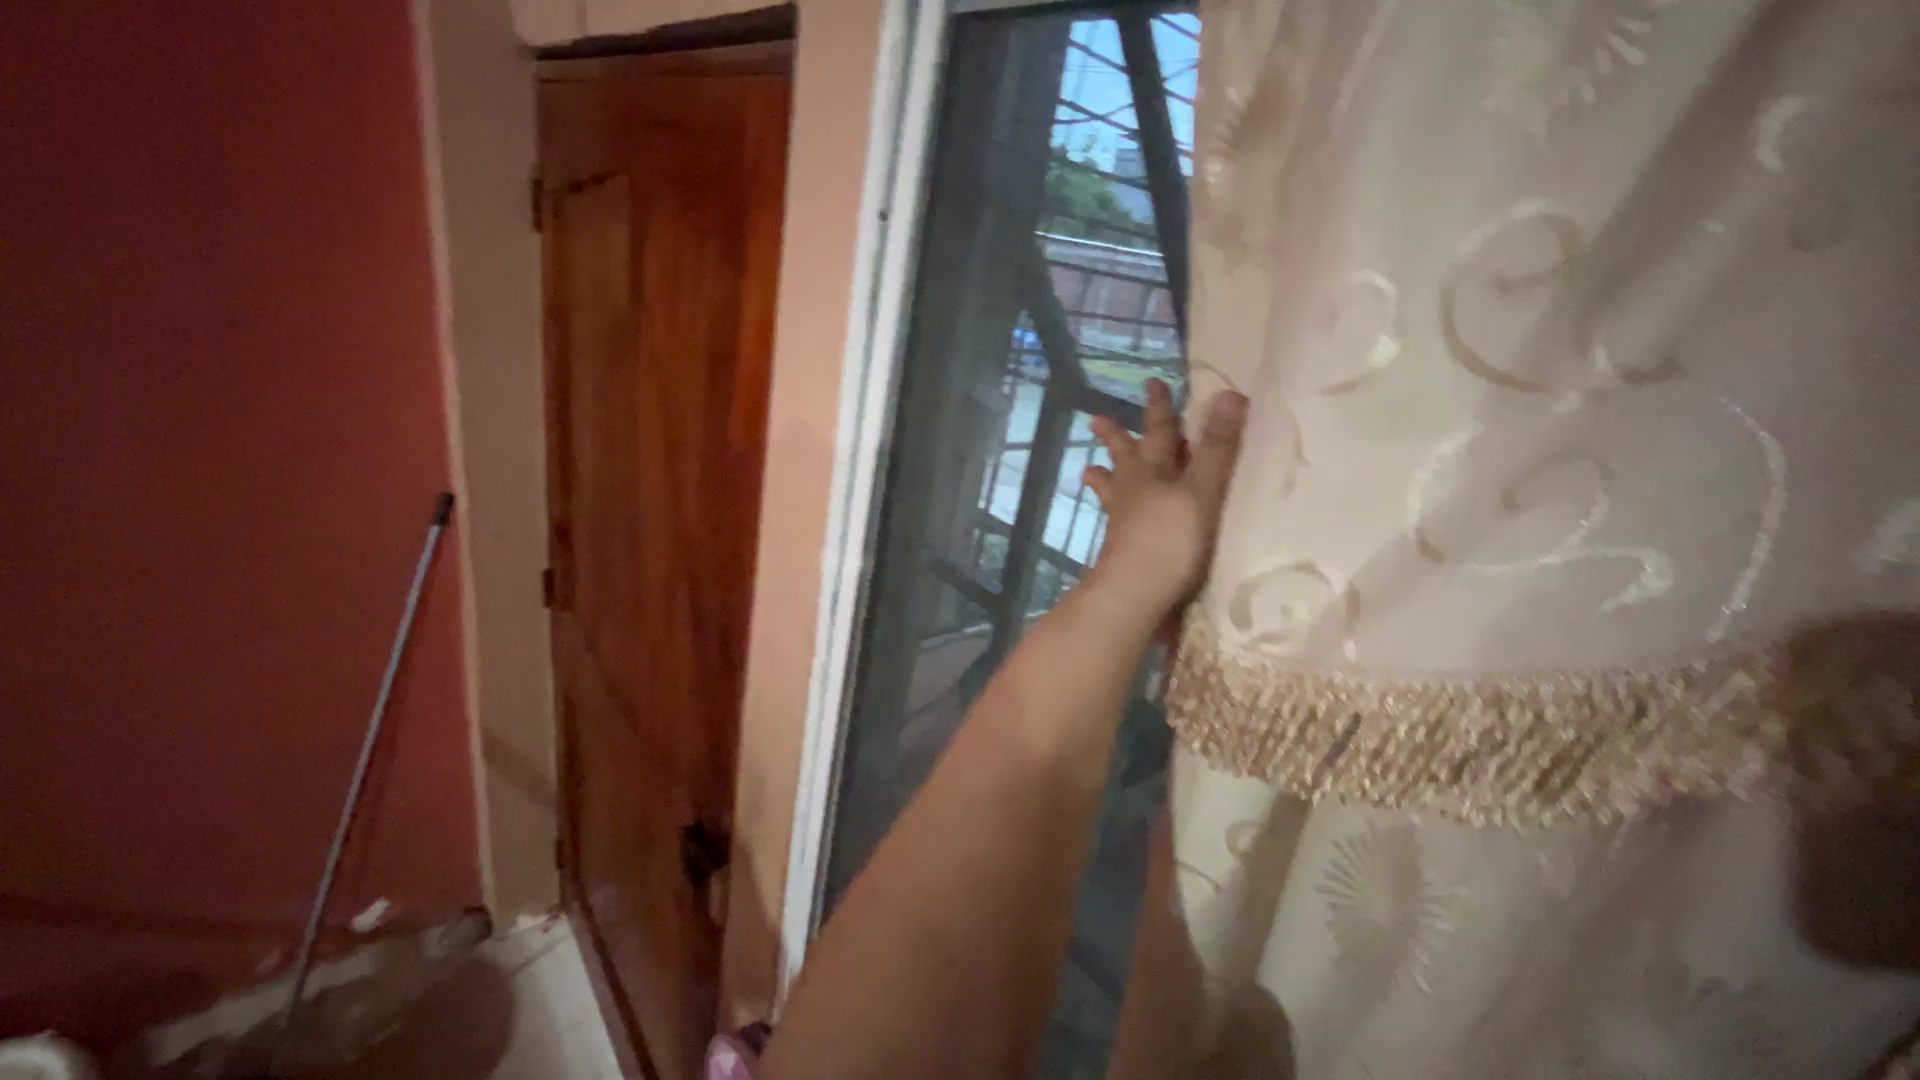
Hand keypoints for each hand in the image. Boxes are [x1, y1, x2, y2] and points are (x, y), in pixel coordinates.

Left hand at [1082, 379, 1248, 621]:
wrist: (1133, 595)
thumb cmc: (1171, 540)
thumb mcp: (1202, 490)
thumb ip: (1217, 448)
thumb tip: (1230, 393)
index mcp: (1154, 472)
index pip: (1160, 431)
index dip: (1159, 408)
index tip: (1152, 383)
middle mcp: (1134, 492)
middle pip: (1126, 458)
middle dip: (1118, 438)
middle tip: (1096, 420)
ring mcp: (1123, 522)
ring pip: (1113, 491)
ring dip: (1104, 478)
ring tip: (1089, 470)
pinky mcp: (1121, 551)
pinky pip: (1115, 523)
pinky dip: (1112, 515)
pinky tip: (1112, 522)